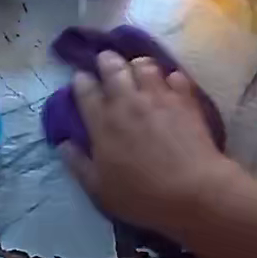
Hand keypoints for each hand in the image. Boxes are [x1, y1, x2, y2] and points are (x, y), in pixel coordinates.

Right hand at [59, 51, 247, 234]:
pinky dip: (170, 79)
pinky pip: (175, 76)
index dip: (81, 80)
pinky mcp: (185, 99)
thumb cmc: (142, 196)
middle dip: (106, 61)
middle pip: (112, 66)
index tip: (82, 80)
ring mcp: (158, 97)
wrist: (193, 192)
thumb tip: (63, 142)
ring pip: (143, 64)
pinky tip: (170, 88)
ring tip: (139, 74)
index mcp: (102, 122)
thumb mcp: (99, 189)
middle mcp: (127, 101)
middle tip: (107, 65)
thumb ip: (77, 163)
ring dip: (138, 66)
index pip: (85, 88)